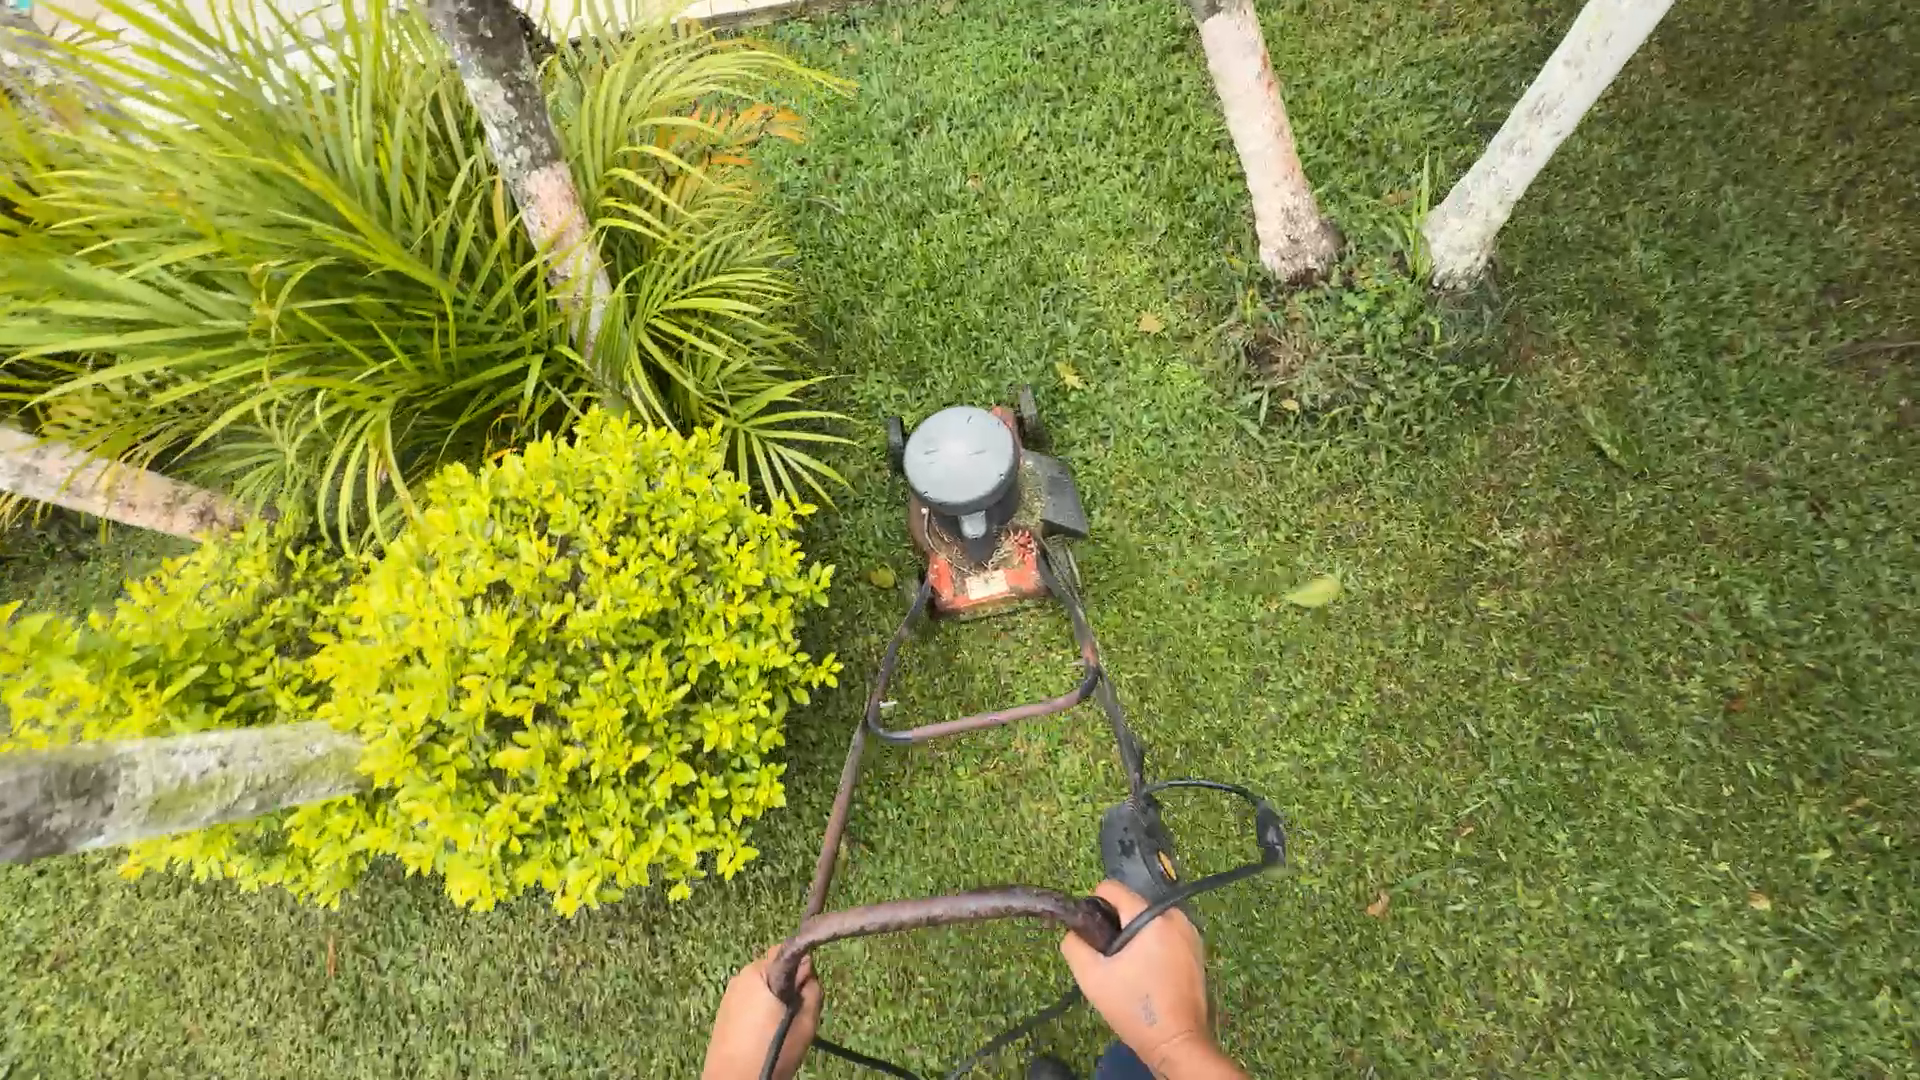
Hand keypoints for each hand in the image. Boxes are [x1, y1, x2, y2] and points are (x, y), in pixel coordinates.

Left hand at [700, 947, 821, 1079]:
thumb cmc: (772, 1053)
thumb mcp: (805, 1023)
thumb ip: (813, 990)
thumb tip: (808, 974)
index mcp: (759, 972)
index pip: (788, 951)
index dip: (802, 969)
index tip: (805, 992)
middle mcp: (741, 976)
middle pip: (774, 969)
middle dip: (787, 984)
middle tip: (794, 1013)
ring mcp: (729, 994)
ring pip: (761, 985)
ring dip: (772, 998)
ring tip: (777, 1027)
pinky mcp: (723, 1012)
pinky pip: (748, 1000)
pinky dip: (758, 1009)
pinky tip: (761, 1034)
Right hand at [1061, 881, 1228, 1077]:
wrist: (1178, 1045)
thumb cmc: (1135, 1009)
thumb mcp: (1092, 977)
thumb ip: (1074, 944)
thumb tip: (1074, 930)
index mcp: (1151, 916)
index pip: (1112, 889)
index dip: (1094, 906)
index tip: (1093, 935)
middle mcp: (1175, 916)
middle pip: (1131, 906)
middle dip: (1116, 926)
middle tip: (1110, 959)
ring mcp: (1190, 933)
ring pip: (1147, 921)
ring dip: (1134, 936)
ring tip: (1129, 969)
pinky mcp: (1197, 951)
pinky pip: (1164, 935)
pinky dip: (1152, 946)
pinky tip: (1147, 974)